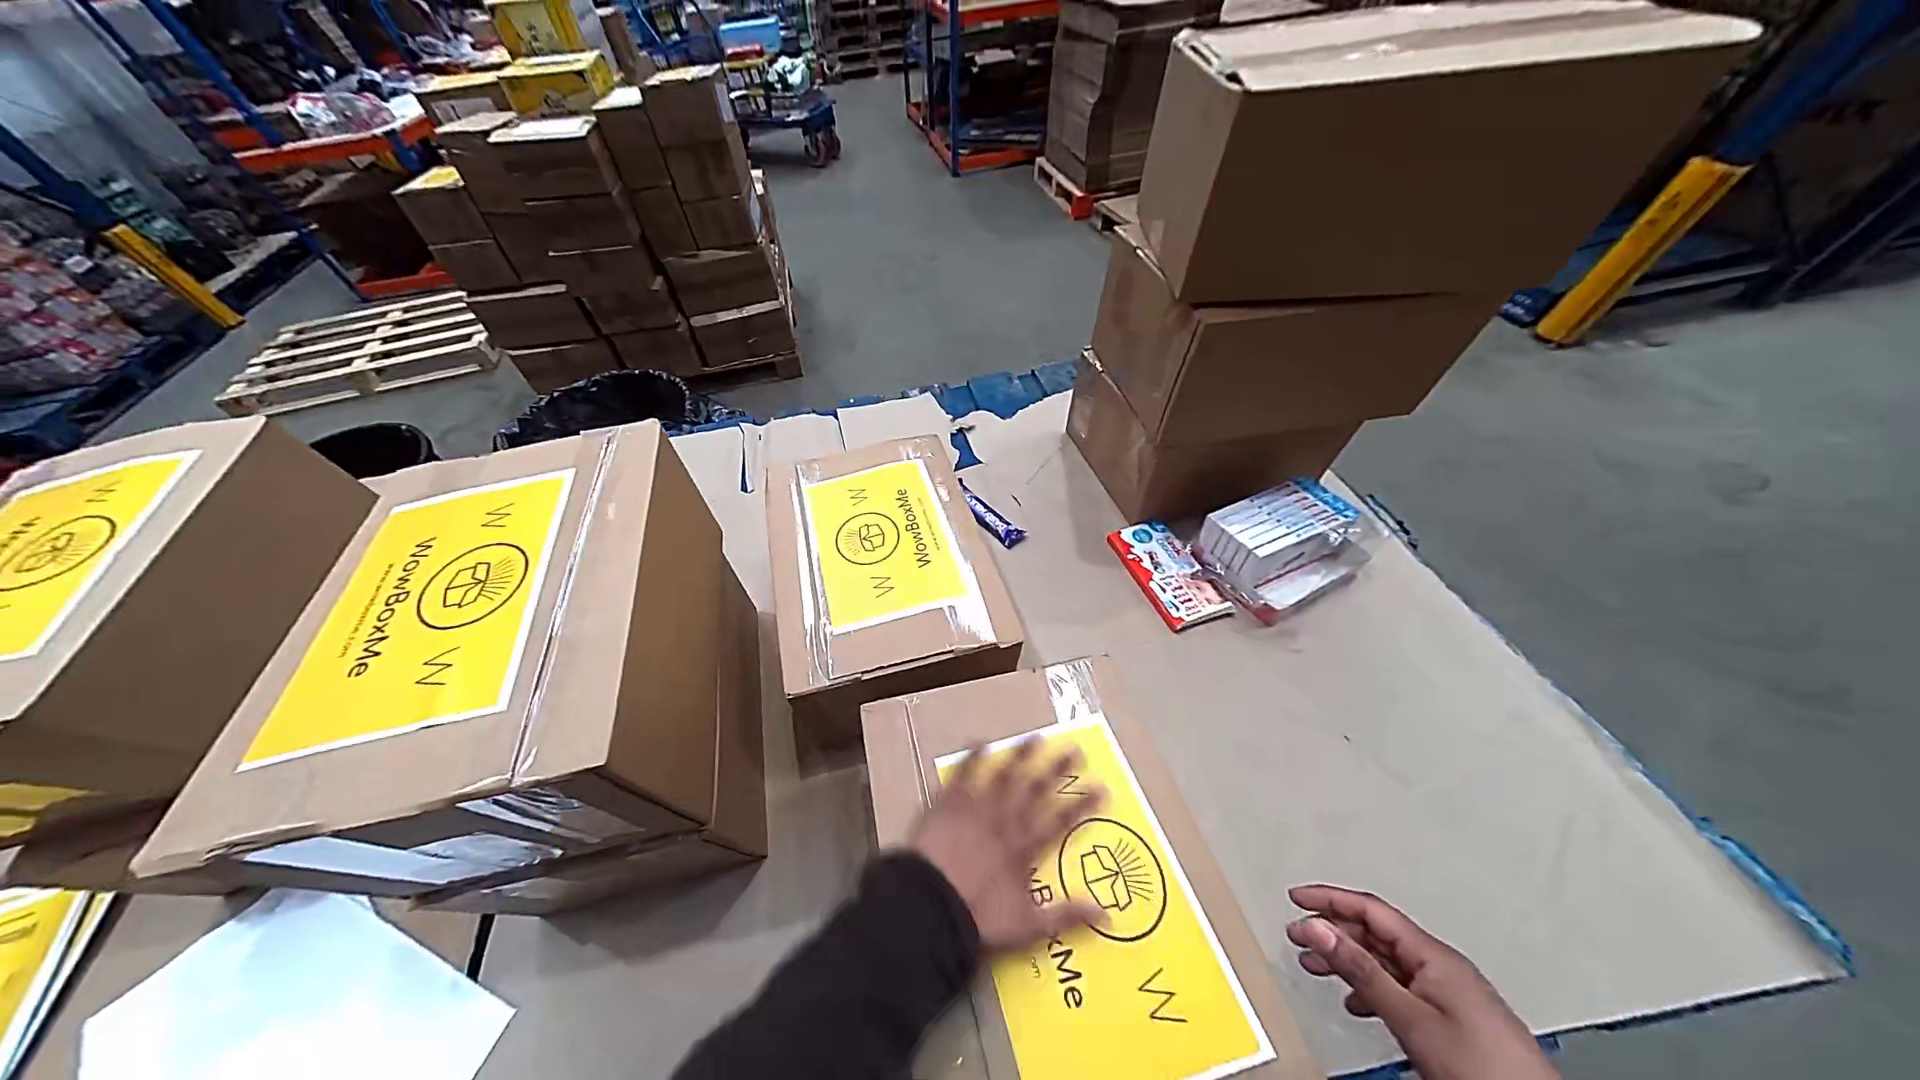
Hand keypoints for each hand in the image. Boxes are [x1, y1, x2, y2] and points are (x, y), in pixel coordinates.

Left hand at [909, 738, 1108, 951]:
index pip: (1059, 821)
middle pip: (1035, 791)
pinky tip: (979, 742)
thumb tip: (1107, 915)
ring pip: (1003, 776)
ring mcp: (976, 809)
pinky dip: (971, 758)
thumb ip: (1067, 915)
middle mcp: (1005, 822)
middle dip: (1057, 770)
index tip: (1102, 787)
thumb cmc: (978, 918)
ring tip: (1036, 738)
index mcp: (1024, 848)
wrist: (930, 907)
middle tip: (1075, 749)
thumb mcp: (1028, 925)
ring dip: (1020, 756)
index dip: (1082, 804)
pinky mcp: (949, 804)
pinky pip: (963, 775)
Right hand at [1286, 885, 1559, 1079]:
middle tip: (1298, 934)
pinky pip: (1399, 985)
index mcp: (1433, 956)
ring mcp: (1447, 991)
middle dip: (1332, 930)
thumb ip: (1361, 970)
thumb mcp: (1409, 1016)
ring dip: (1347, 960)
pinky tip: (1358, 1001)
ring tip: (1316, 965)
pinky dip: (1369, 985)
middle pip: (1375, 933)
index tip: (1298, 896)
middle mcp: (1440, 966)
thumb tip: (1319, 928)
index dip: (1330, 898)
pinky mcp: (1451, 1016)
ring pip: (1385, 961)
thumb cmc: (1485, 1068)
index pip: (1371, 909)